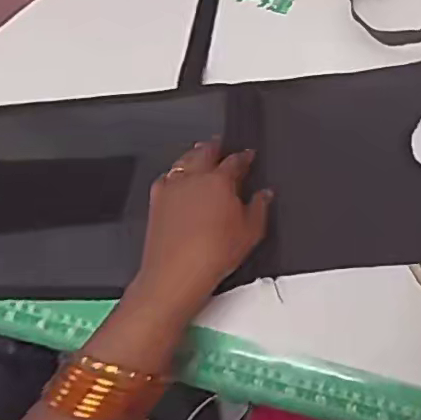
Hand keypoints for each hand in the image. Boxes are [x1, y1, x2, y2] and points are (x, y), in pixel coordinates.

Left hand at [130, 138, 271, 317]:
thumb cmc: (211, 254)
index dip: (244, 156)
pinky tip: (177, 180)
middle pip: (205, 151)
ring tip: (201, 155)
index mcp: (219, 180)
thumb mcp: (251, 231)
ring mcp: (172, 188)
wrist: (176, 274)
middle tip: (223, 145)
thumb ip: (260, 207)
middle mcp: (193, 178)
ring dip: (195, 155)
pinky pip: (166, 177)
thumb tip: (264, 196)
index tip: (248, 156)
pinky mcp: (156, 201)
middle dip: (216, 146)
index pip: (235, 160)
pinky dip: (174, 174)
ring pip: (184, 160)